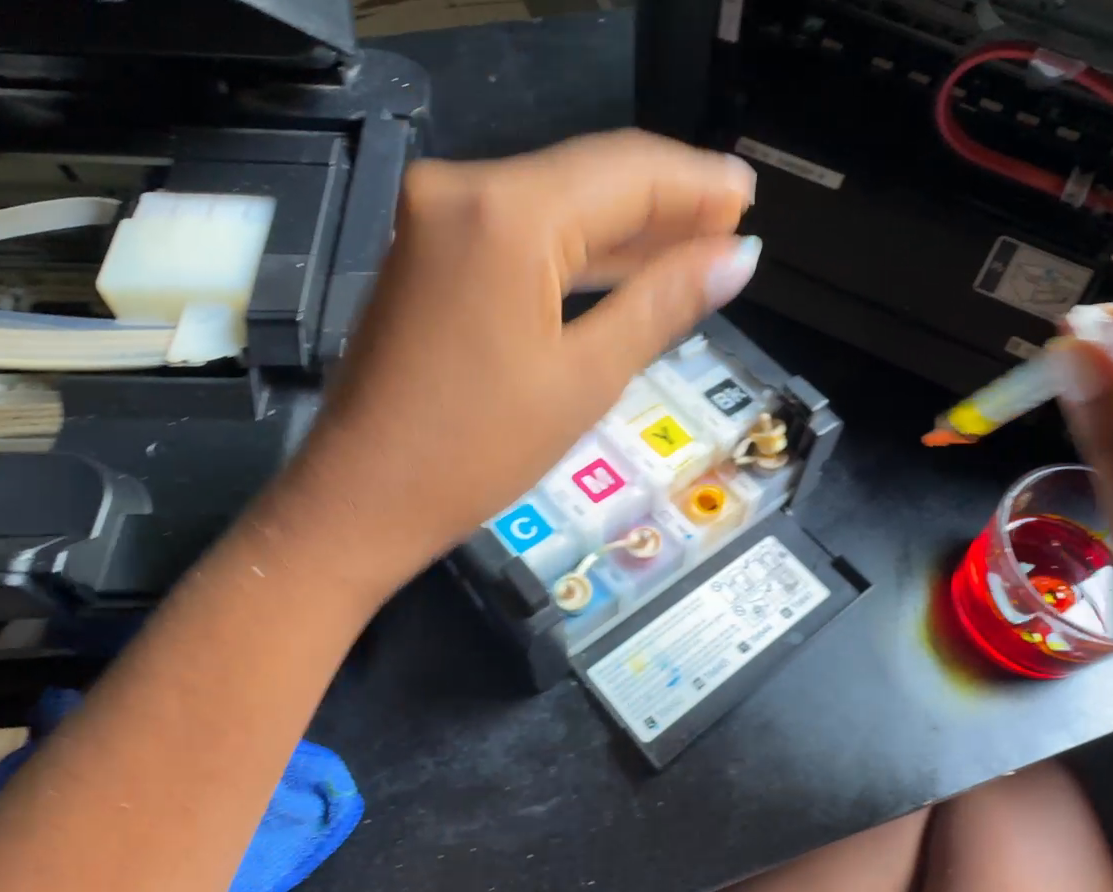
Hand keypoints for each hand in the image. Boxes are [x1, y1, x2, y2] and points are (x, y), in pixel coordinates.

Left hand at [300, 130, 759, 594]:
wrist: (362, 498)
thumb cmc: (477, 452)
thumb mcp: (585, 378)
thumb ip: (663, 302)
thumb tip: (738, 258)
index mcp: (508, 215)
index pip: (627, 173)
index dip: (697, 183)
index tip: (750, 197)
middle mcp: (465, 190)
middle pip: (591, 175)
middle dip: (666, 200)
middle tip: (734, 223)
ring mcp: (437, 216)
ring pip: (556, 201)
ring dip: (624, 225)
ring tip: (697, 242)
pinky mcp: (428, 249)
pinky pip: (520, 230)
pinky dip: (574, 249)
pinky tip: (627, 264)